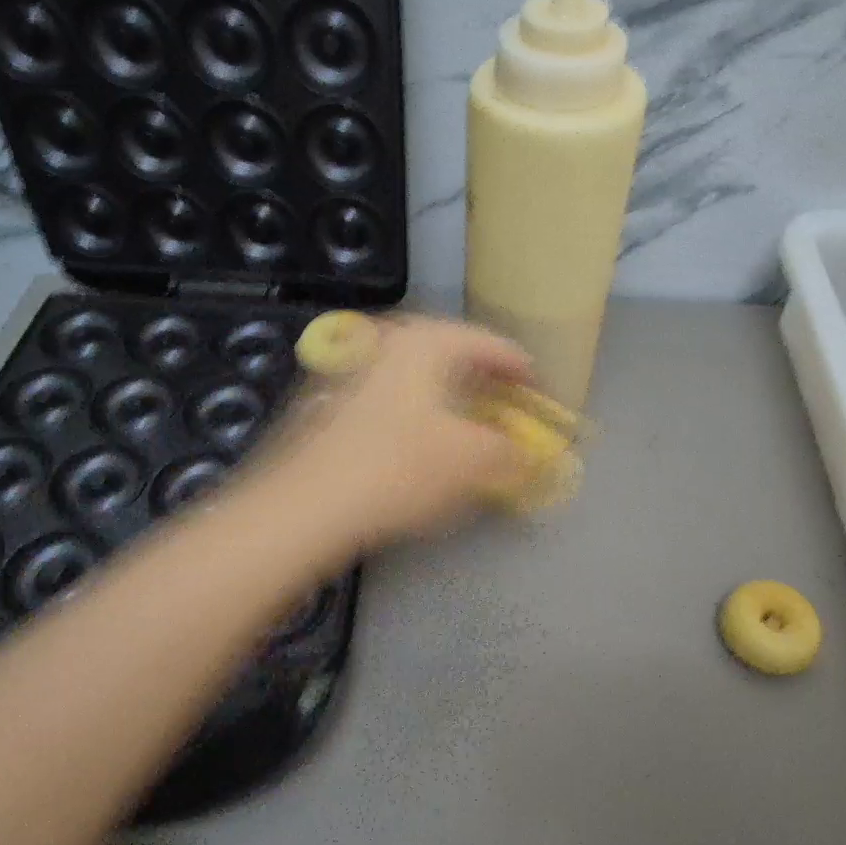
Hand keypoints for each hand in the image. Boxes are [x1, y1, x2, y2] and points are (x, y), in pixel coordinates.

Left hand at [257, 315, 531, 550]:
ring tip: (469, 435)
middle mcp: (384, 341)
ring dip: (449, 404)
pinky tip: (420, 450)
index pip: (490, 344)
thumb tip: (531, 455)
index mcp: (424, 339)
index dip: (523, 373)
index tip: (542, 398)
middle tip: (506, 414)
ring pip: (416, 379)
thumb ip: (511, 453)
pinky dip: (415, 418)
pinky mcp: (327, 403)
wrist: (303, 506)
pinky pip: (388, 400)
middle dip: (484, 387)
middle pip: (450, 357)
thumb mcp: (471, 462)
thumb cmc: (397, 469)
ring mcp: (349, 369)